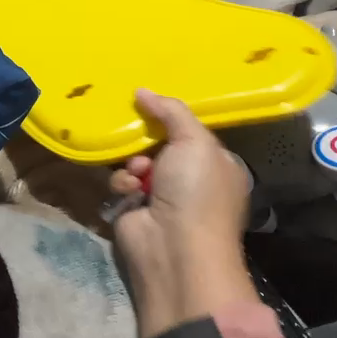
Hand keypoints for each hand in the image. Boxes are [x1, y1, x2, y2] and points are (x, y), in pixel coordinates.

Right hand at [108, 89, 255, 337]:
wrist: (174, 246)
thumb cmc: (195, 192)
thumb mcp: (194, 142)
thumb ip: (171, 112)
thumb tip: (142, 90)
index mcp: (215, 165)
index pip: (189, 132)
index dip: (169, 117)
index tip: (147, 102)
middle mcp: (191, 180)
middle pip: (158, 144)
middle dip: (144, 138)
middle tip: (135, 132)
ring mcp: (162, 195)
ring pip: (135, 161)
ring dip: (132, 162)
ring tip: (137, 172)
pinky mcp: (134, 207)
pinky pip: (121, 182)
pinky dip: (121, 183)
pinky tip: (128, 191)